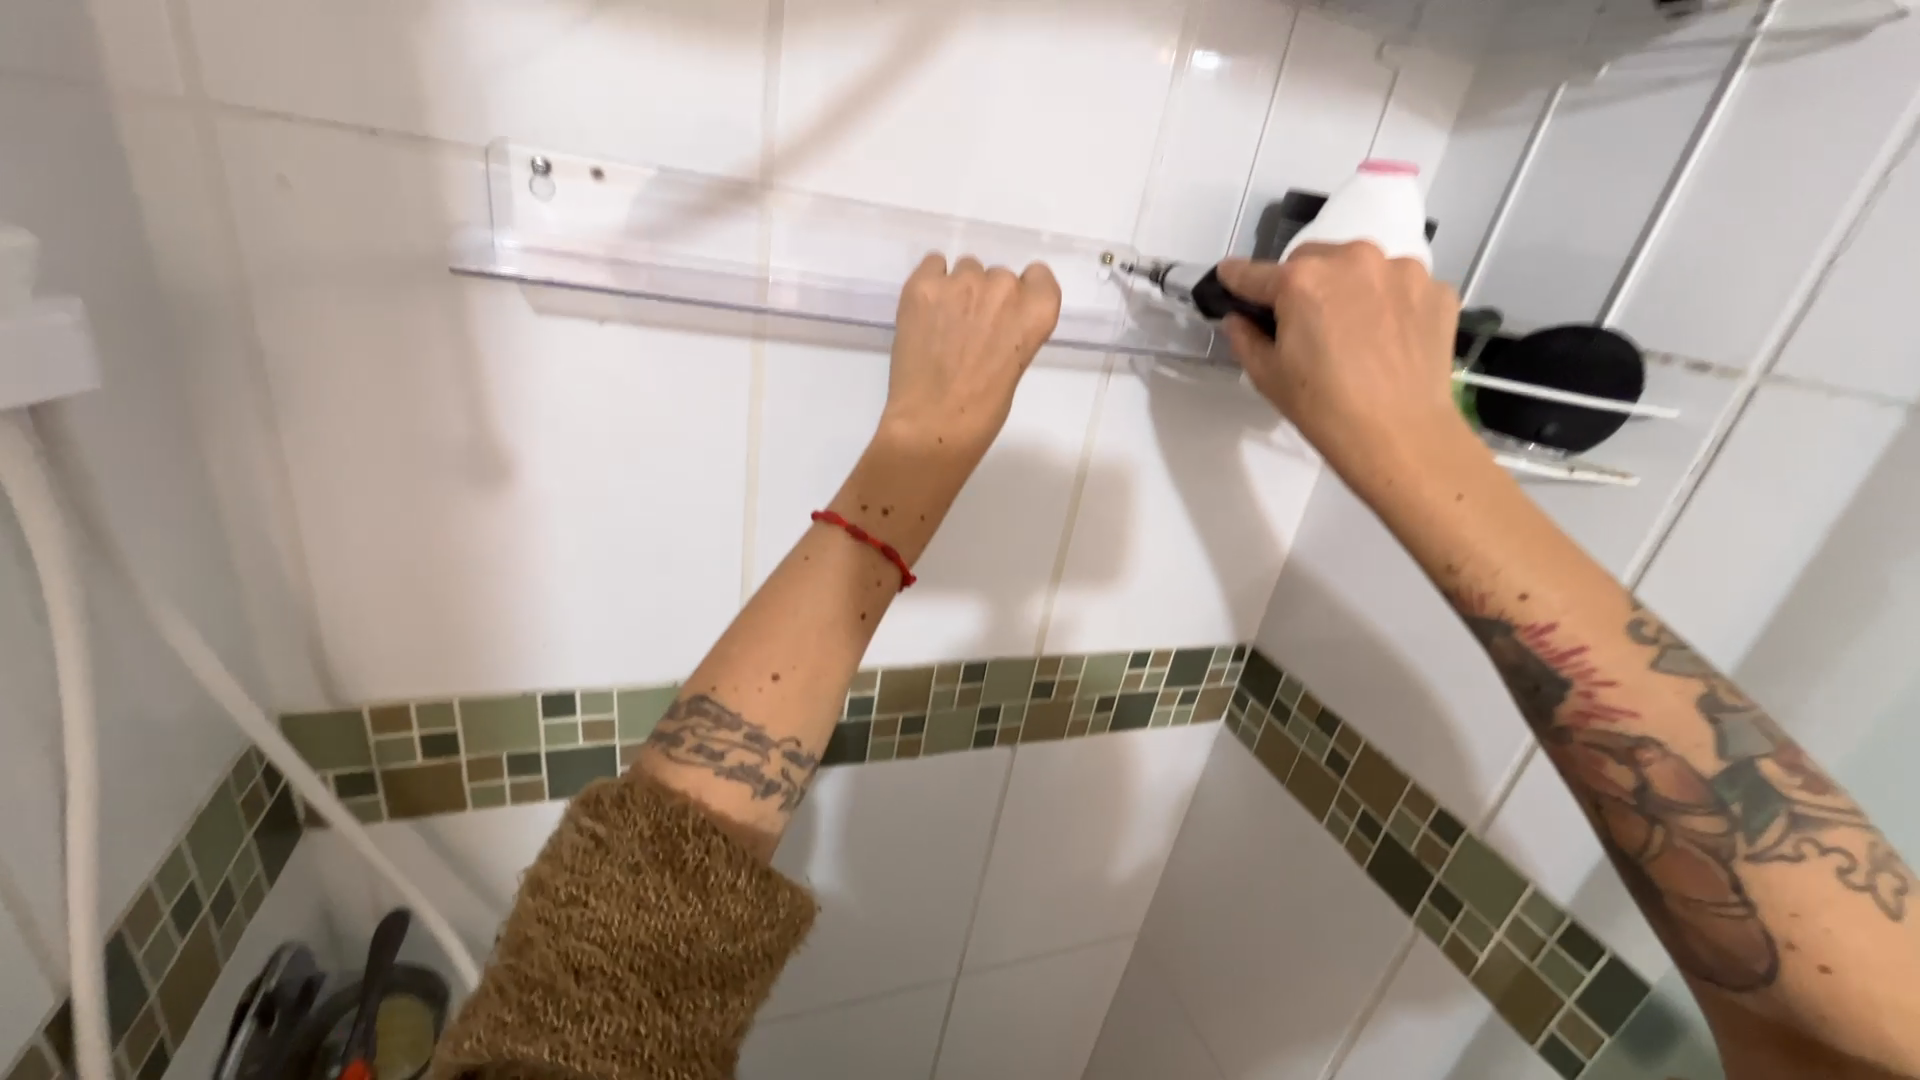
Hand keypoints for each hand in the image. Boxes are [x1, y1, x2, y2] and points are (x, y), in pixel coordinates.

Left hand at [879, 254, 1061, 461]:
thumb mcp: (1016, 367)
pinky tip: (925, 314)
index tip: (1007, 316)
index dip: (1022, 294)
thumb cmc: (981, 412)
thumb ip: (1012, 332)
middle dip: (986, 298)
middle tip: (970, 334)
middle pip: (998, 275)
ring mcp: (962, 282)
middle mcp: (1004, 287)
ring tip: (943, 329)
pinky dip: (931, 284)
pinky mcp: (923, 284)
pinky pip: (933, 264)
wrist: (932, 425)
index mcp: (1037, 311)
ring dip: (958, 291)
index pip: (1038, 277)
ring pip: (965, 269)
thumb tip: (990, 321)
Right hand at [1216, 244, 1468, 490]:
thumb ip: (1245, 337)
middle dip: (1302, 283)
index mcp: (1301, 280)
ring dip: (1350, 288)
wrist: (1399, 433)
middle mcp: (1352, 260)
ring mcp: (1401, 271)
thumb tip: (1240, 319)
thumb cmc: (1322, 406)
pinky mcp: (1436, 290)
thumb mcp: (1267, 375)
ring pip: (1361, 268)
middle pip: (1313, 259)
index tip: (1228, 277)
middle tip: (1305, 323)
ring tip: (1353, 333)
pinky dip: (1389, 305)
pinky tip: (1387, 341)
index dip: (1236, 278)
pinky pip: (1401, 288)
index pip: (1255, 273)